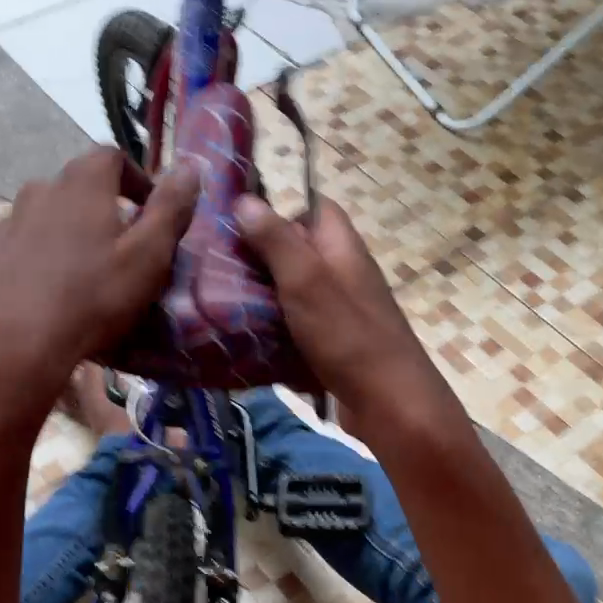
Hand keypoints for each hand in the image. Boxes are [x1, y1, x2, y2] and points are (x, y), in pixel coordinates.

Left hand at [0, 149, 198, 440]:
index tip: (151, 211)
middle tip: (123, 248)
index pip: (114, 156)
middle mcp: (41, 187)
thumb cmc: (92, 298)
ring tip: (87, 273)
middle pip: (79, 186)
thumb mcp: (147, 257)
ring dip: (72, 233)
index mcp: (83, 181)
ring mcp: (10, 221)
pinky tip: (52, 291)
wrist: (16, 344)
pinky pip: (26, 245)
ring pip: (50, 216)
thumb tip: (190, 167)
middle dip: (105, 208)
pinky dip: (43, 257)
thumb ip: (170, 209)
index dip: (137, 179)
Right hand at [234, 195, 448, 441]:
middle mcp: (342, 273)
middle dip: (259, 260)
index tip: (239, 227)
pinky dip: (273, 334)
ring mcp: (337, 312)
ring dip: (261, 300)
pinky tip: (244, 343)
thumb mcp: (305, 280)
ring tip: (219, 305)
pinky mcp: (331, 346)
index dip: (278, 211)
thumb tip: (244, 200)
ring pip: (292, 294)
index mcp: (341, 247)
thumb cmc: (347, 335)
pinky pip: (295, 330)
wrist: (387, 402)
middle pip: (297, 253)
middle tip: (215, 271)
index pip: (313, 209)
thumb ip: (276, 240)